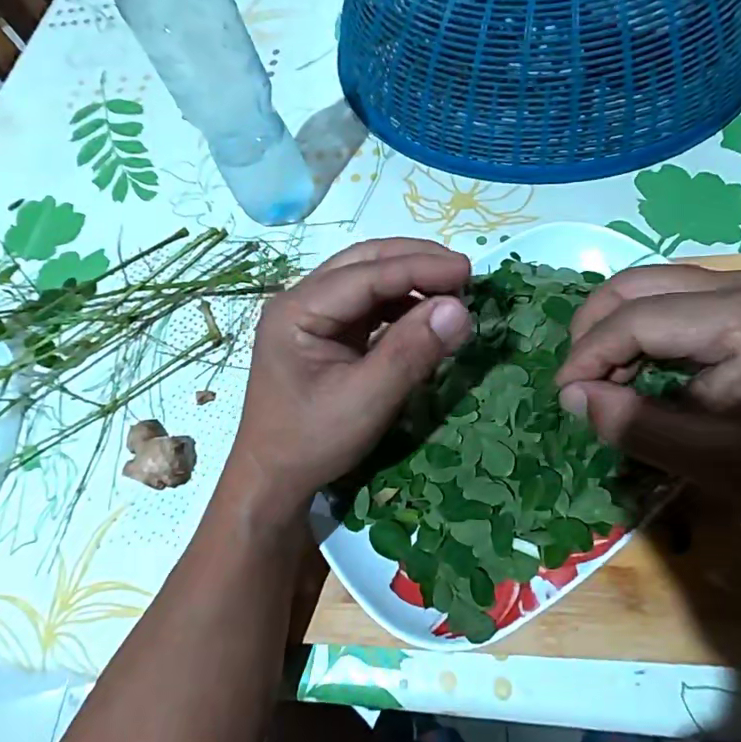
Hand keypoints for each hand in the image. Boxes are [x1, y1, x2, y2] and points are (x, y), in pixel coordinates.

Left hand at [222, 238, 472, 521]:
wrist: (273, 478)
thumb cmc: (312, 441)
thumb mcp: (366, 400)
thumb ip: (411, 352)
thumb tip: (459, 309)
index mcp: (297, 310)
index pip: (365, 274)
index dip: (418, 268)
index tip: (467, 270)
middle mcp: (300, 301)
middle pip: (363, 263)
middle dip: (415, 262)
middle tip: (464, 274)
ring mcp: (312, 315)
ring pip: (367, 279)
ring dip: (410, 280)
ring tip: (453, 293)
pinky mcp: (326, 332)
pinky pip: (368, 304)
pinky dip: (401, 304)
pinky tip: (426, 315)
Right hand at [552, 265, 740, 516]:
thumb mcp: (709, 455)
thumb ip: (633, 424)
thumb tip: (572, 396)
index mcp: (738, 316)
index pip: (635, 320)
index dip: (588, 355)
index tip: (565, 395)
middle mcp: (740, 282)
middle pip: (634, 284)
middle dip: (593, 330)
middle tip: (581, 380)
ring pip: (648, 284)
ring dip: (614, 325)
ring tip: (606, 376)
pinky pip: (670, 296)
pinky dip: (641, 326)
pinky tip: (639, 364)